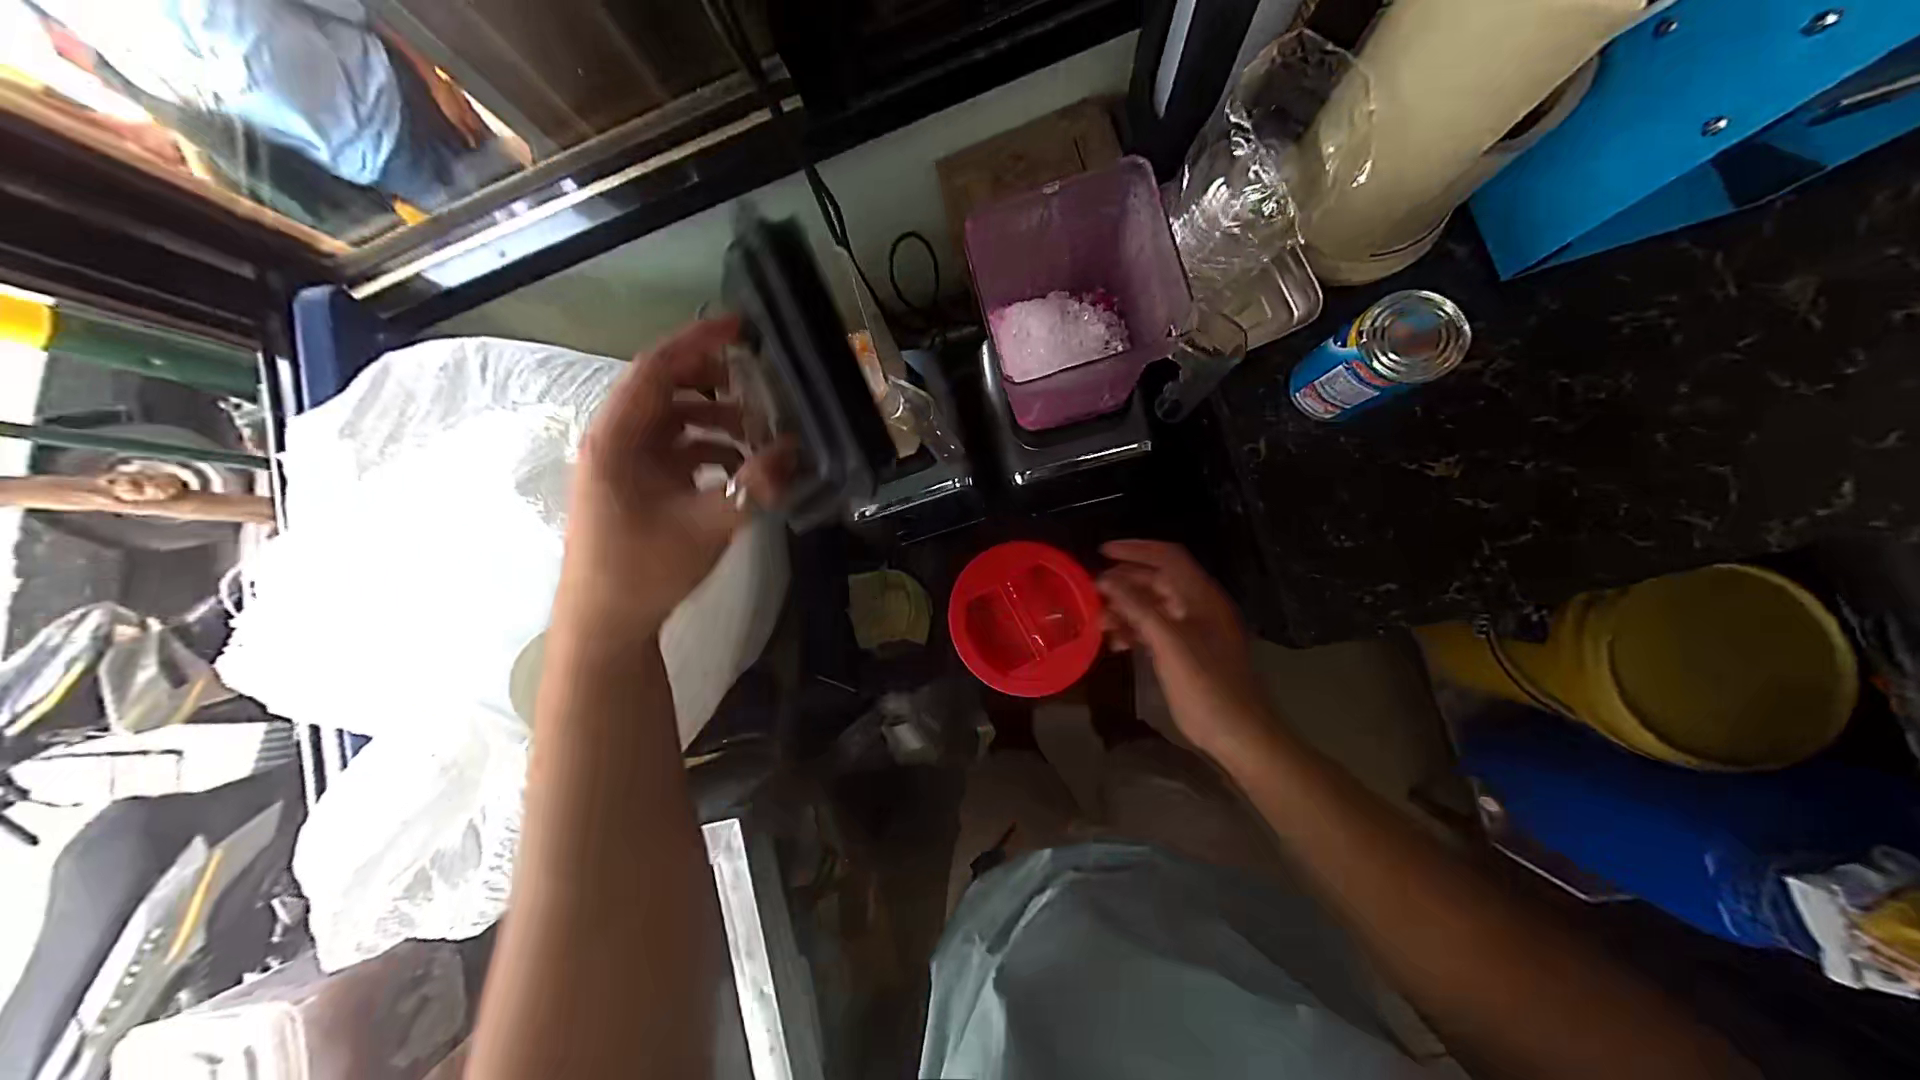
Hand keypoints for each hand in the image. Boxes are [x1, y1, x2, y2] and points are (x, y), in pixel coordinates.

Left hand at [563, 317, 785, 634]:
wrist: (605, 624)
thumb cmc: (643, 570)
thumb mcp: (707, 525)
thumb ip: (753, 485)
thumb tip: (793, 451)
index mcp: (616, 438)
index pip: (657, 369)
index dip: (699, 343)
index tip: (741, 326)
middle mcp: (614, 441)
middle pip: (665, 390)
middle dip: (715, 383)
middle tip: (760, 382)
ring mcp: (623, 464)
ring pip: (672, 421)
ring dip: (716, 421)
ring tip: (759, 434)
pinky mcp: (635, 486)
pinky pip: (674, 450)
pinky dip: (707, 449)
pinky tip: (738, 468)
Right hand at [1096, 540, 1270, 758]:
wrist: (1237, 732)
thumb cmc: (1206, 685)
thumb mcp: (1168, 642)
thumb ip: (1137, 607)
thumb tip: (1105, 580)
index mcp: (1202, 596)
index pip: (1168, 557)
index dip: (1135, 549)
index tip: (1101, 552)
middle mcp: (1198, 606)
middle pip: (1157, 581)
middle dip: (1124, 583)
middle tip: (1092, 592)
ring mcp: (1193, 630)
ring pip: (1153, 606)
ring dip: (1125, 609)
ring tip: (1099, 621)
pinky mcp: (1185, 652)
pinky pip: (1155, 629)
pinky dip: (1134, 630)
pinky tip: (1116, 642)